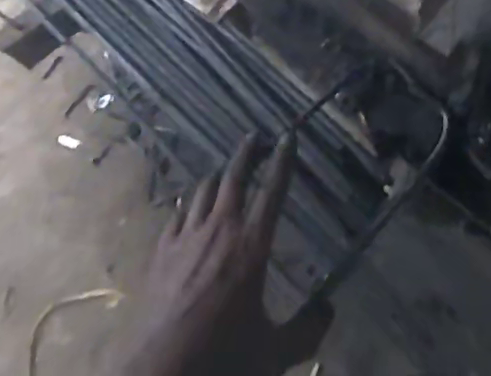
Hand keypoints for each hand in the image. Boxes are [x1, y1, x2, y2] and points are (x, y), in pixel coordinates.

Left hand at [119, 133, 332, 375]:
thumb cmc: (220, 356)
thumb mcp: (273, 351)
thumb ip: (306, 330)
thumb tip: (330, 310)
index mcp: (252, 245)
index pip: (273, 190)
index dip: (284, 159)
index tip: (289, 135)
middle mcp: (220, 231)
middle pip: (234, 177)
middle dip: (247, 152)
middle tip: (257, 136)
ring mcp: (186, 241)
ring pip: (204, 190)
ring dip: (219, 175)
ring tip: (227, 170)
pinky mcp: (160, 256)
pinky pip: (177, 215)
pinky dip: (189, 204)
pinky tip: (191, 208)